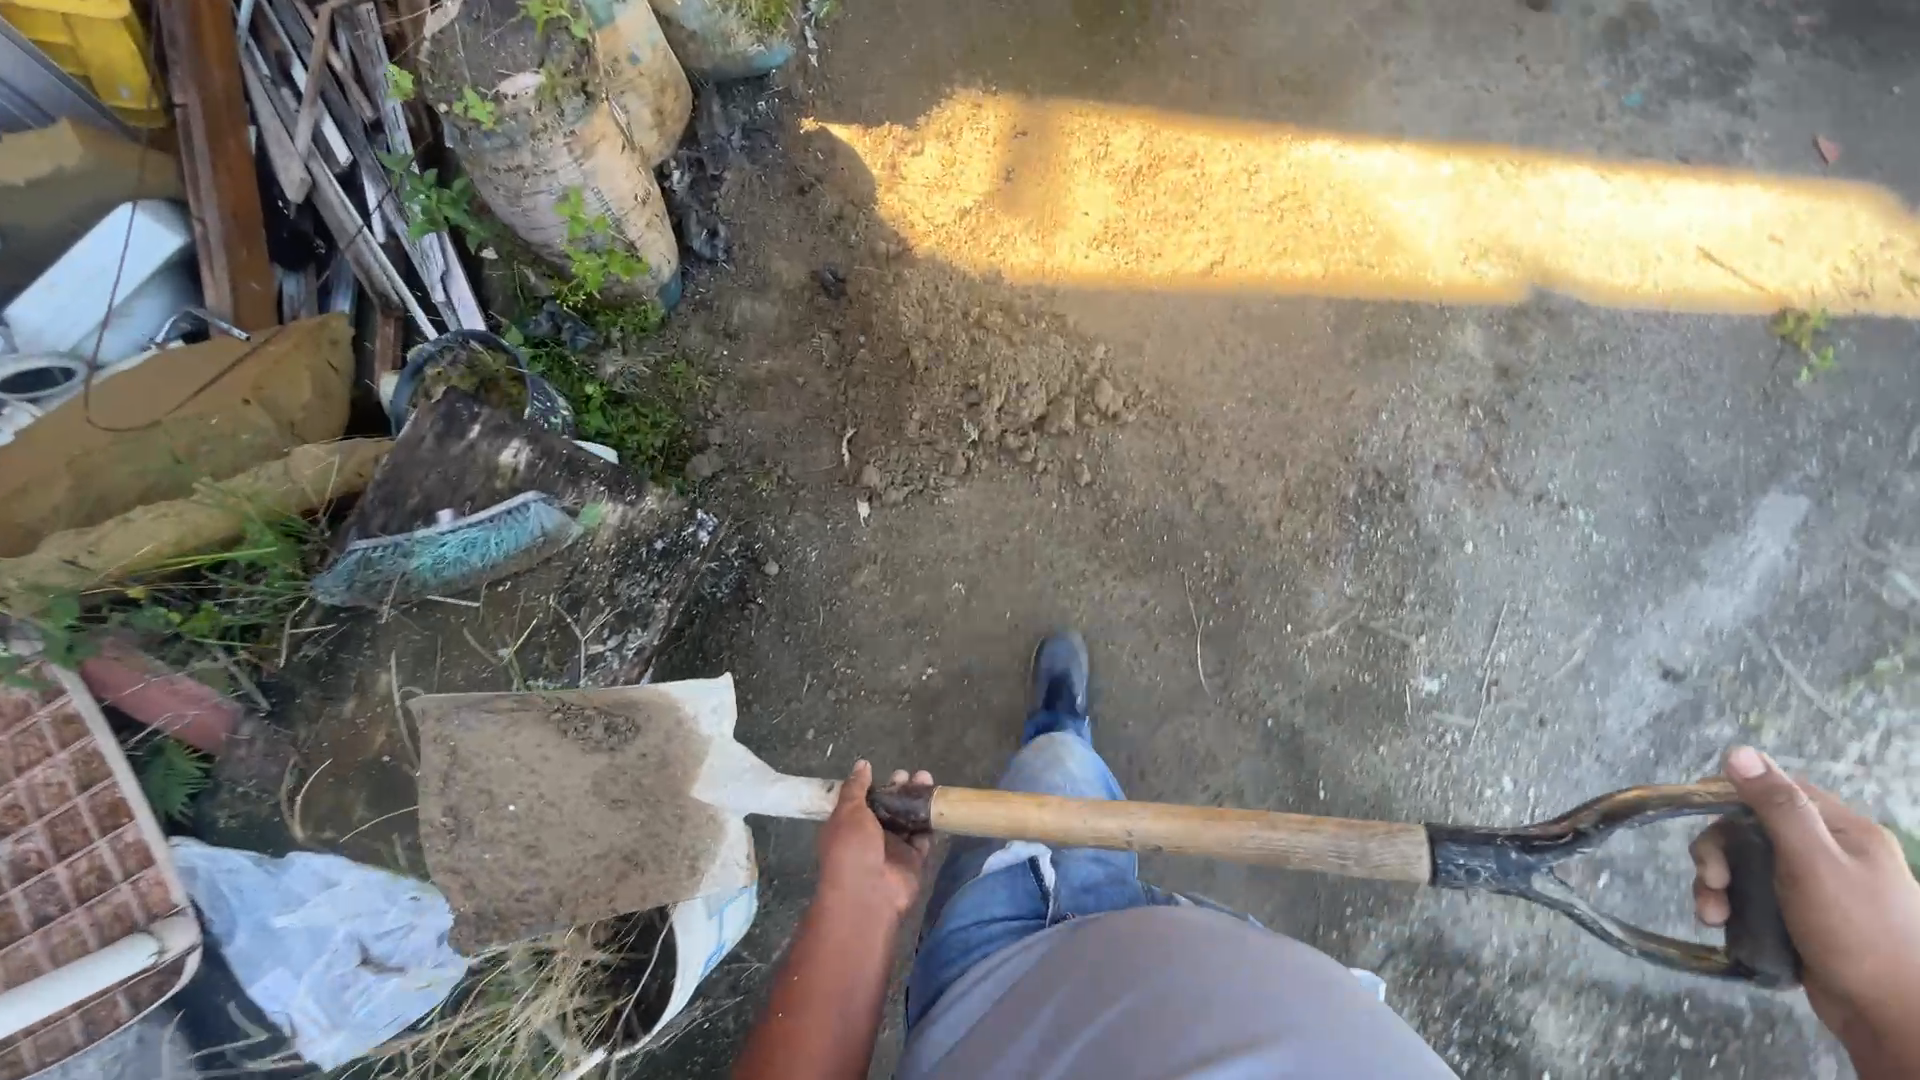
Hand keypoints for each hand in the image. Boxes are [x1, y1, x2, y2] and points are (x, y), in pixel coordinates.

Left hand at [817, 760, 932, 918]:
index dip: (880, 785)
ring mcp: (893, 849)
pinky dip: (930, 823)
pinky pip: (923, 839)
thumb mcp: (848, 811)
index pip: (866, 800)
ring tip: (929, 782)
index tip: (894, 773)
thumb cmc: (851, 848)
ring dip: (918, 802)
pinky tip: (938, 805)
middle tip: (916, 775)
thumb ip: (856, 787)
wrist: (867, 894)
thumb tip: (862, 764)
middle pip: (890, 808)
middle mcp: (871, 836)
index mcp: (850, 824)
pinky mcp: (912, 861)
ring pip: (908, 820)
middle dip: (903, 790)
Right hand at [1692, 746, 1919, 1070]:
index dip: (1730, 794)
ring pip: (1742, 864)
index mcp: (1844, 832)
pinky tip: (1720, 922)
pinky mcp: (1797, 915)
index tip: (1695, 812)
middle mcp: (1829, 852)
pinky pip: (1748, 894)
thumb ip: (1776, 807)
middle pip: (1749, 828)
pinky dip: (1727, 903)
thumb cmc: (1858, 933)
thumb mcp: (1813, 863)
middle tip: (1711, 879)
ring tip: (1711, 912)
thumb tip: (1738, 751)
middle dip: (1717, 852)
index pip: (1777, 790)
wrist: (1893, 1018)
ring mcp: (1813, 886)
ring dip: (1715, 883)